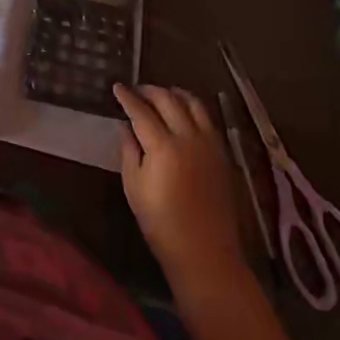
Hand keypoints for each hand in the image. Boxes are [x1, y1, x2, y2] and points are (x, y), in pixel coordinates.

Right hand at [115, 84, 243, 273]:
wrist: (205, 253)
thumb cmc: (160, 221)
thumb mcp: (133, 185)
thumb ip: (129, 150)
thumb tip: (126, 127)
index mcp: (163, 146)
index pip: (141, 110)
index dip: (126, 96)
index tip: (116, 86)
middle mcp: (189, 139)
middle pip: (169, 100)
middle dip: (149, 91)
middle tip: (136, 89)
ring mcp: (210, 147)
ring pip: (194, 105)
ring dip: (175, 94)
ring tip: (162, 95)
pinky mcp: (223, 156)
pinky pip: (208, 121)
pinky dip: (193, 109)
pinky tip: (184, 114)